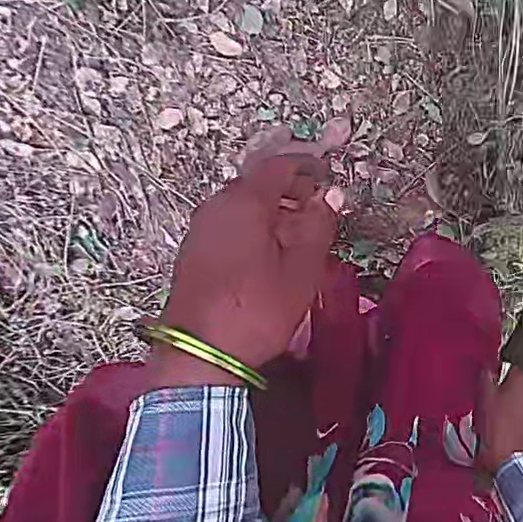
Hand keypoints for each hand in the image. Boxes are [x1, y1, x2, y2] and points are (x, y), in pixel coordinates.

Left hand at [146, 140, 340, 388]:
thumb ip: (318, 226)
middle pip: (257, 185)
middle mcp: (216, 207)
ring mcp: (200, 230)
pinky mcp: (192, 254)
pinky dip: (251, 230)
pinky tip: (267, 257)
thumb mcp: (302, 269)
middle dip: (289, 192)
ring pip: (241, 208)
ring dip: (270, 214)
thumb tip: (330, 198)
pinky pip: (227, 227)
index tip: (325, 176)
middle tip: (315, 209)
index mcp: (244, 203)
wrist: (201, 354)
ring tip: (296, 238)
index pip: (278, 167)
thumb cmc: (256, 311)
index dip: (306, 168)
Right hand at [474, 365, 522, 480]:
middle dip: (501, 381)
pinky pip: (516, 407)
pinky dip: (506, 410)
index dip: (499, 364)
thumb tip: (488, 367)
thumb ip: (486, 375)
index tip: (490, 368)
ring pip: (516, 392)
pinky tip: (495, 418)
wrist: (506, 458)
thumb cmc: (497, 427)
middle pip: (515, 377)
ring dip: (504, 396)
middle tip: (486, 388)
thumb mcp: (484, 394)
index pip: (513, 360)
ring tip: (489, 406)